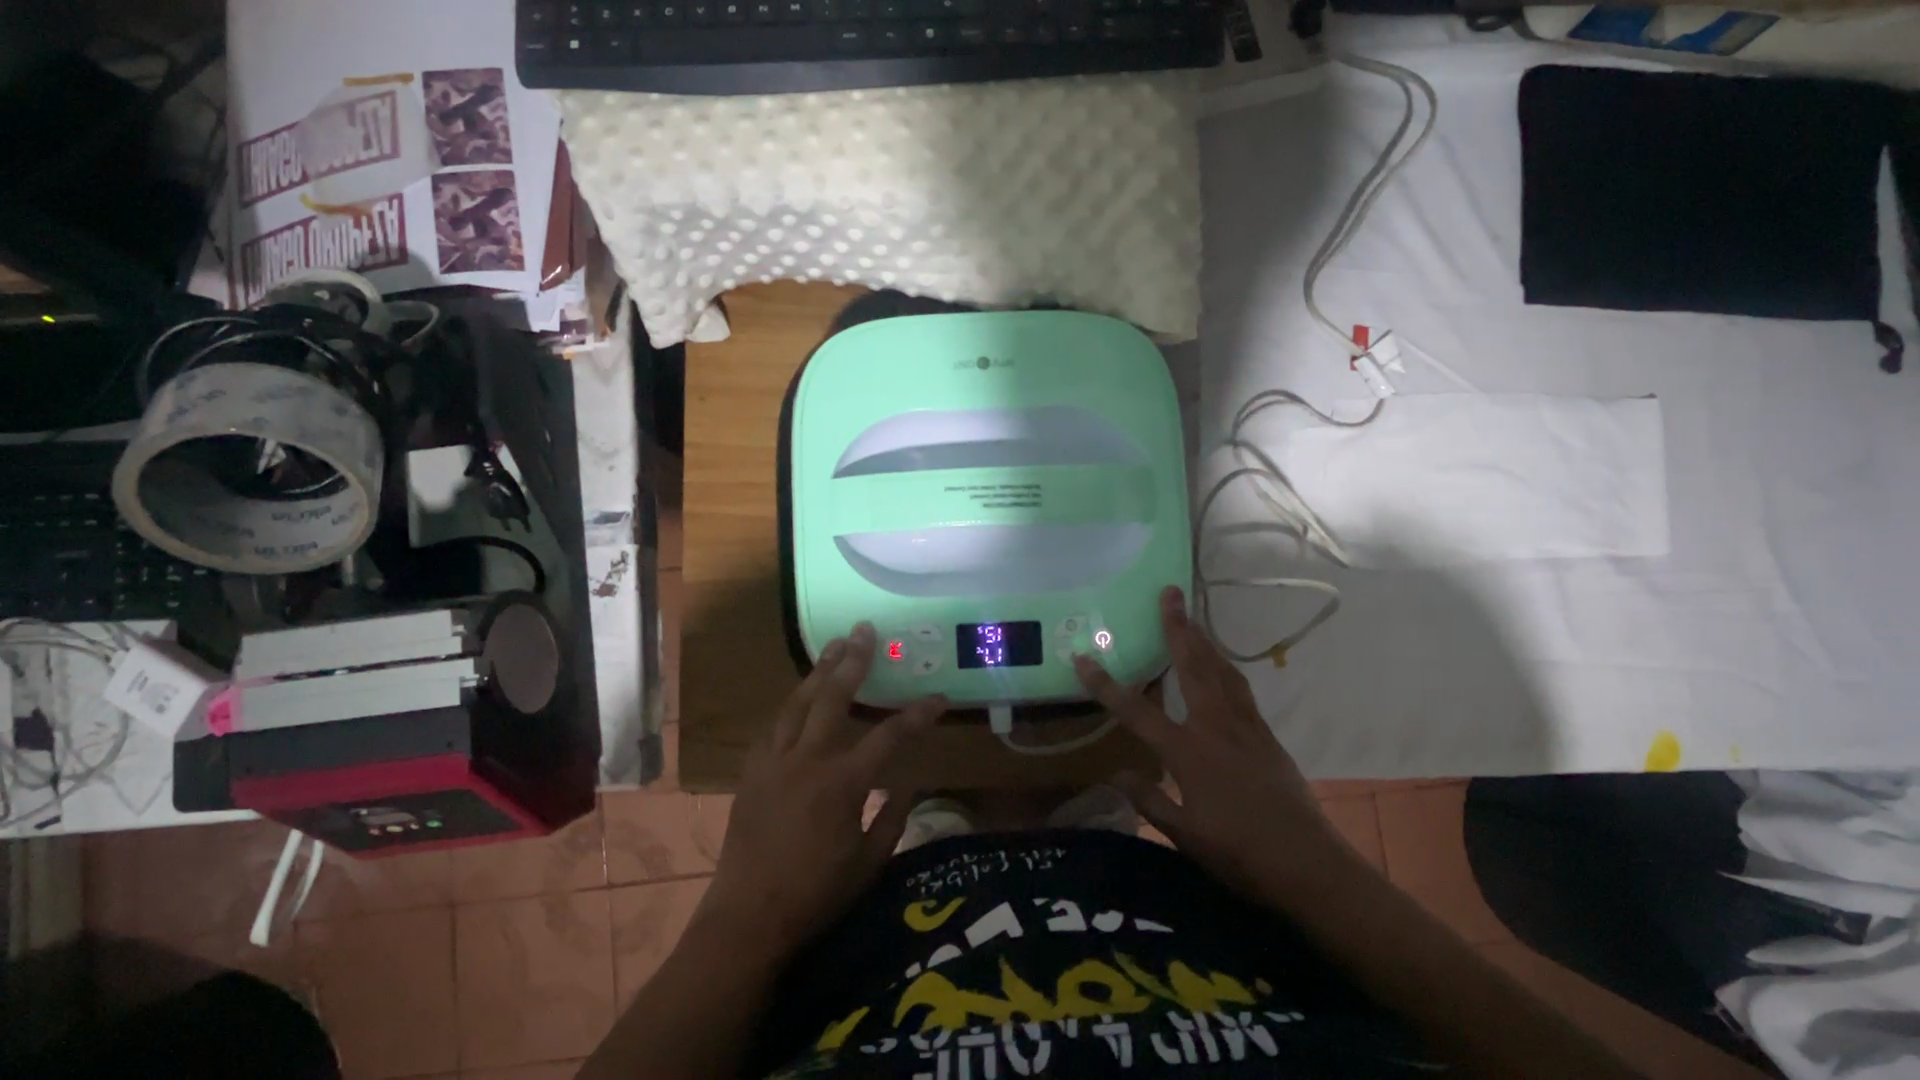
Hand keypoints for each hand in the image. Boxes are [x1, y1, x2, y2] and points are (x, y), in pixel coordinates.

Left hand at [698, 623, 946, 954]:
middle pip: (832, 699)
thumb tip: (910, 785)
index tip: (940, 700)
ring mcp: (773, 764)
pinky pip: (773, 728)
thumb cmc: (815, 896)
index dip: (917, 716)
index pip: (888, 738)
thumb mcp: (869, 863)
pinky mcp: (751, 774)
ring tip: (834, 647)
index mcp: (841, 785)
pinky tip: (798, 700)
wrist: (747, 917)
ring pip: (797, 705)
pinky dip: (790, 708)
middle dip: (853, 663)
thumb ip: (893, 819)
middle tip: (865, 632)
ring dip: (818, 673)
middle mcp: (805, 762)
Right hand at [1073, 586, 1362, 906]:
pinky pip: (1241, 691)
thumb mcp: (1184, 834)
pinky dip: (1226, 669)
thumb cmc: (1239, 853)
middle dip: (1177, 629)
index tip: (1082, 659)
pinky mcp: (1267, 737)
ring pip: (1221, 672)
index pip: (1137, 712)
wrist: (1308, 863)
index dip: (1106, 685)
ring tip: (1191, 620)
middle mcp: (1216, 728)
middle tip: (1169, 593)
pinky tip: (1222, 668)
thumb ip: (1149, 800)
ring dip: (1204, 642)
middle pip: (1192, 667)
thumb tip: (1117, 775)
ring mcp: (1246, 728)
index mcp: (1187, 752)